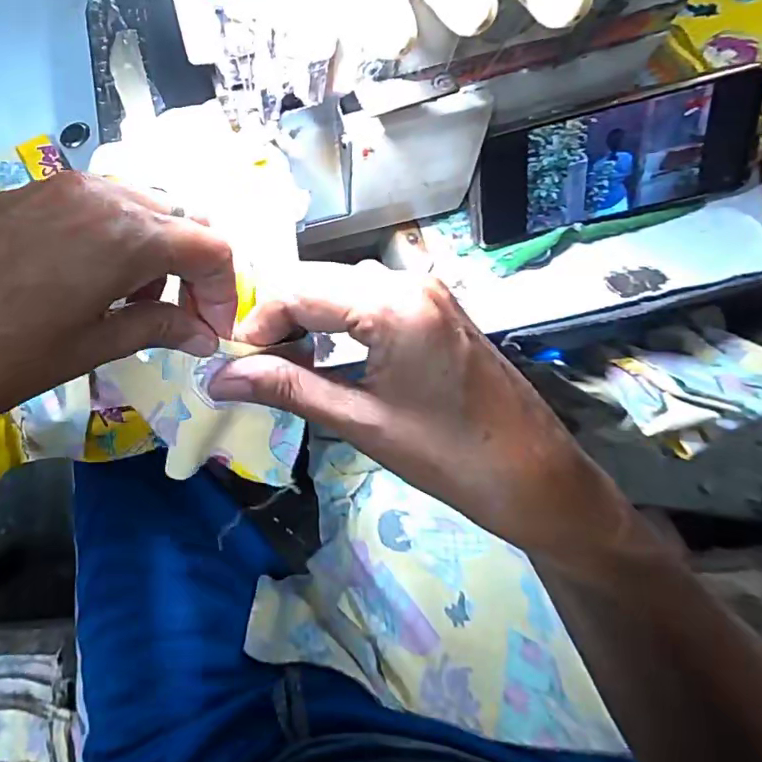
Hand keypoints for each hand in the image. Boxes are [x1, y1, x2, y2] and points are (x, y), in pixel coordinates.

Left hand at [0, 172, 235, 483]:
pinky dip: (103, 242)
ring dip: (146, 253)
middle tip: (174, 320)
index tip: (211, 329)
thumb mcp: (82, 349)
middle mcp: (94, 192)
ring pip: (128, 209)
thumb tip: (202, 333)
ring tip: (125, 309)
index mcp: (123, 231)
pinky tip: (77, 286)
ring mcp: (49, 188)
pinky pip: (84, 210)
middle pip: (172, 218)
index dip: (222, 288)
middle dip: (186, 268)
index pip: (209, 245)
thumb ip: (152, 328)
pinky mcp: (13, 197)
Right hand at [207, 262, 643, 570]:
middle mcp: (408, 282)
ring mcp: (424, 290)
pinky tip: (322, 354)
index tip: (236, 361)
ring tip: (283, 364)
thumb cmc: (452, 459)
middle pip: (315, 279)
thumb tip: (218, 379)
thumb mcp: (361, 423)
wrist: (542, 481)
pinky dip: (334, 320)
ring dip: (304, 318)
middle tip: (254, 365)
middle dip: (277, 318)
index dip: (257, 321)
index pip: (297, 290)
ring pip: (337, 285)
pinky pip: (365, 297)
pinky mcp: (432, 305)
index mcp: (393, 306)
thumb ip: (286, 389)